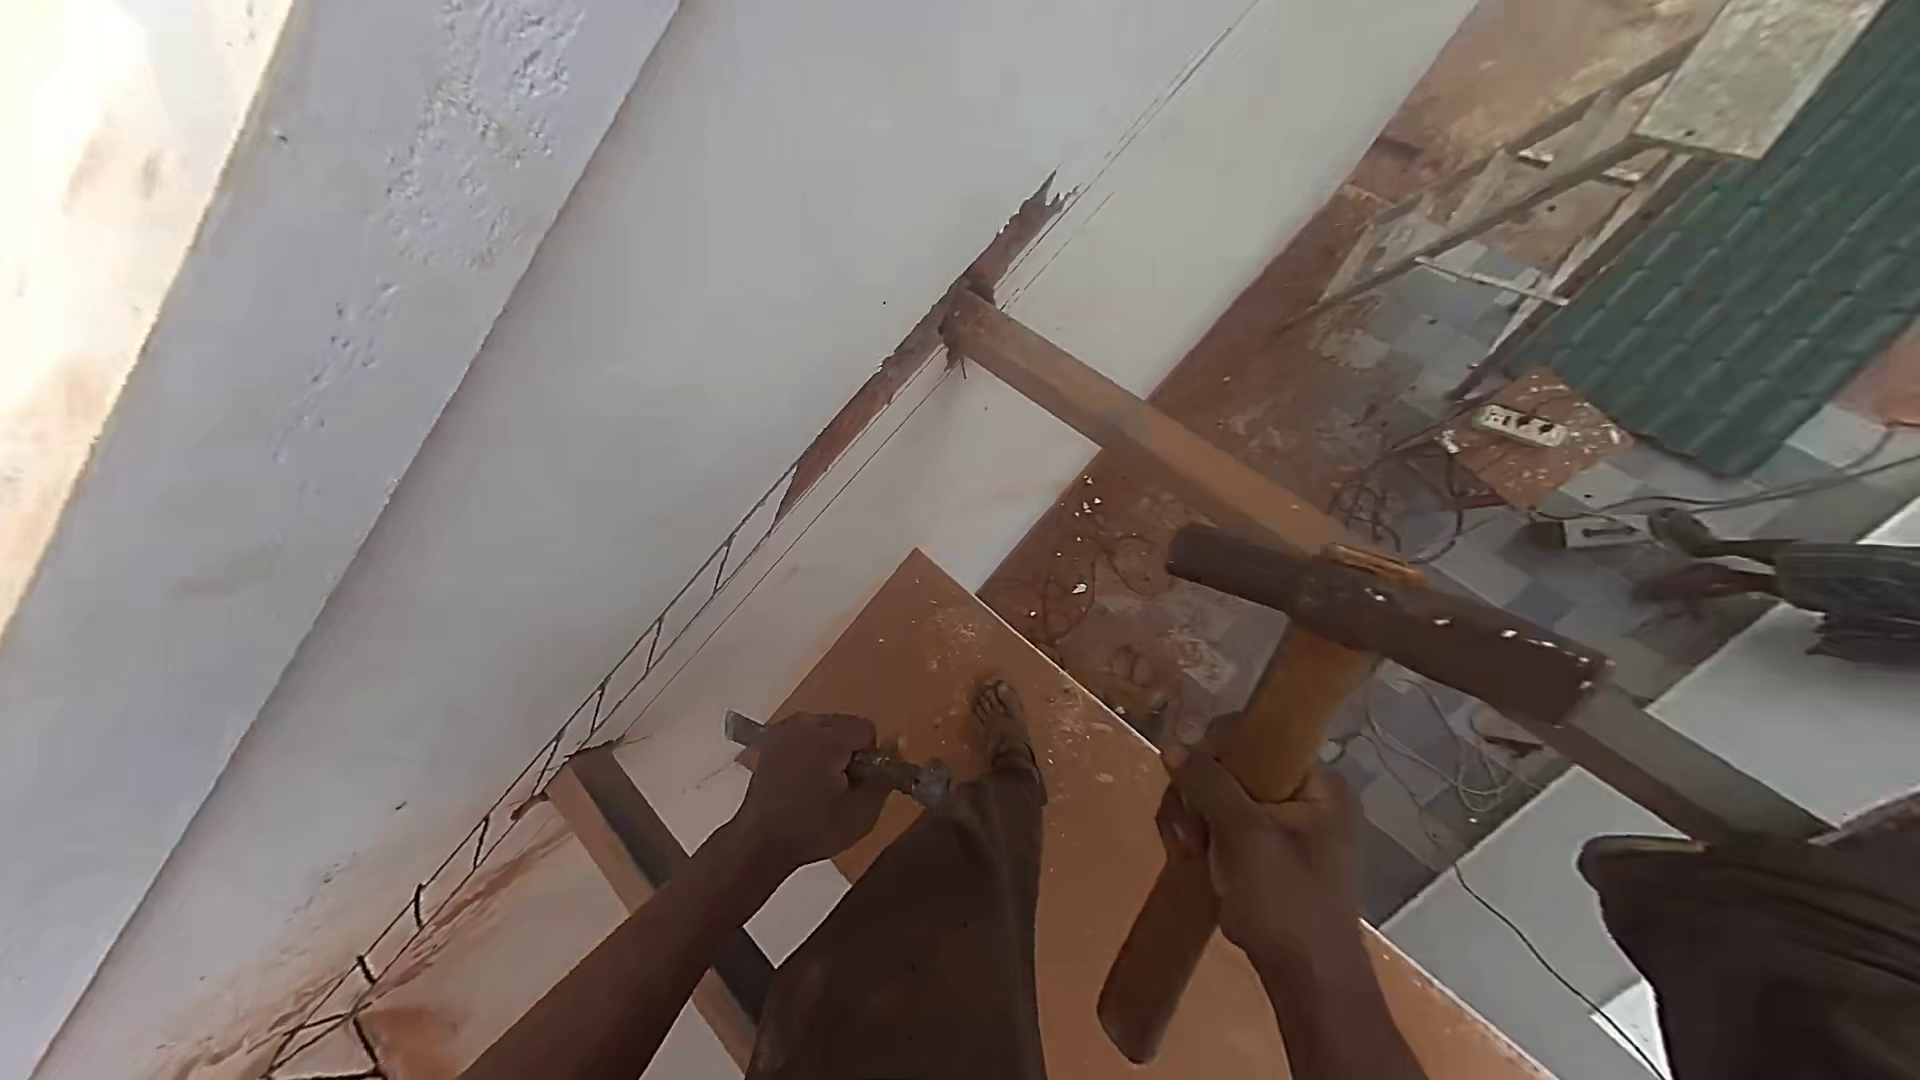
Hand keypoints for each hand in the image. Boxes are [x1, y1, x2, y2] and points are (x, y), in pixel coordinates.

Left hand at [733, 713, 891, 874]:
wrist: (758, 844)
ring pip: (825, 728)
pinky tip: (800, 779)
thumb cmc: (812, 830)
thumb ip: (885, 776)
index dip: (868, 757)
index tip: (855, 783)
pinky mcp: (771, 740)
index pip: (866, 728)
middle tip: (838, 787)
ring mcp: (784, 730)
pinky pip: (804, 735)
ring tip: (817, 785)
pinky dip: (809, 751)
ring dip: (829, 749)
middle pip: (845, 725)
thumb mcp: (862, 812)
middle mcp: (806, 724)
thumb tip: (897, 743)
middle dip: (848, 750)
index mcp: (828, 737)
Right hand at [1159, 751, 1361, 971]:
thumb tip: (1171, 748)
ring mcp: (1284, 822)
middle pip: (1230, 765)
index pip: (1254, 738)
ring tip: (1193, 850)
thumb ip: (1207, 783)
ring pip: (1219, 792)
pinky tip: (1196, 856)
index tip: (1193, 785)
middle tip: (1193, 831)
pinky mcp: (1265, 847)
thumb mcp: (1243, 834)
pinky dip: (1202, 834)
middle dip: (1200, 795)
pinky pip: (1221, 819)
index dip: (1216, 753)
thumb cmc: (1285, 901)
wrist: (1307, 982)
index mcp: (1317, 782)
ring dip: (1195, 817)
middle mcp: (1304, 795)